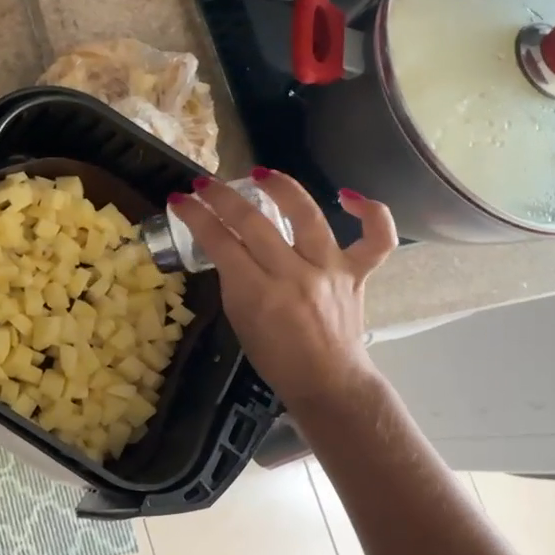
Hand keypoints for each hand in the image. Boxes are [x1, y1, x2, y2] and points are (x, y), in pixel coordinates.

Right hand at [171, 170, 397, 417]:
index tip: (179, 199)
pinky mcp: (357, 274)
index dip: (195, 216)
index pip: (219, 242)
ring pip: (308, 217)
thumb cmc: (273, 356)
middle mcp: (294, 275)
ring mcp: (330, 271)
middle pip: (253, 223)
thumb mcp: (238, 316)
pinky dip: (369, 212)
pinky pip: (375, 239)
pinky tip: (347, 196)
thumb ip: (234, 277)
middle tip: (204, 183)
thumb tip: (227, 242)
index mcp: (256, 292)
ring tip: (261, 173)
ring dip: (282, 189)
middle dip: (222, 198)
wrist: (327, 381)